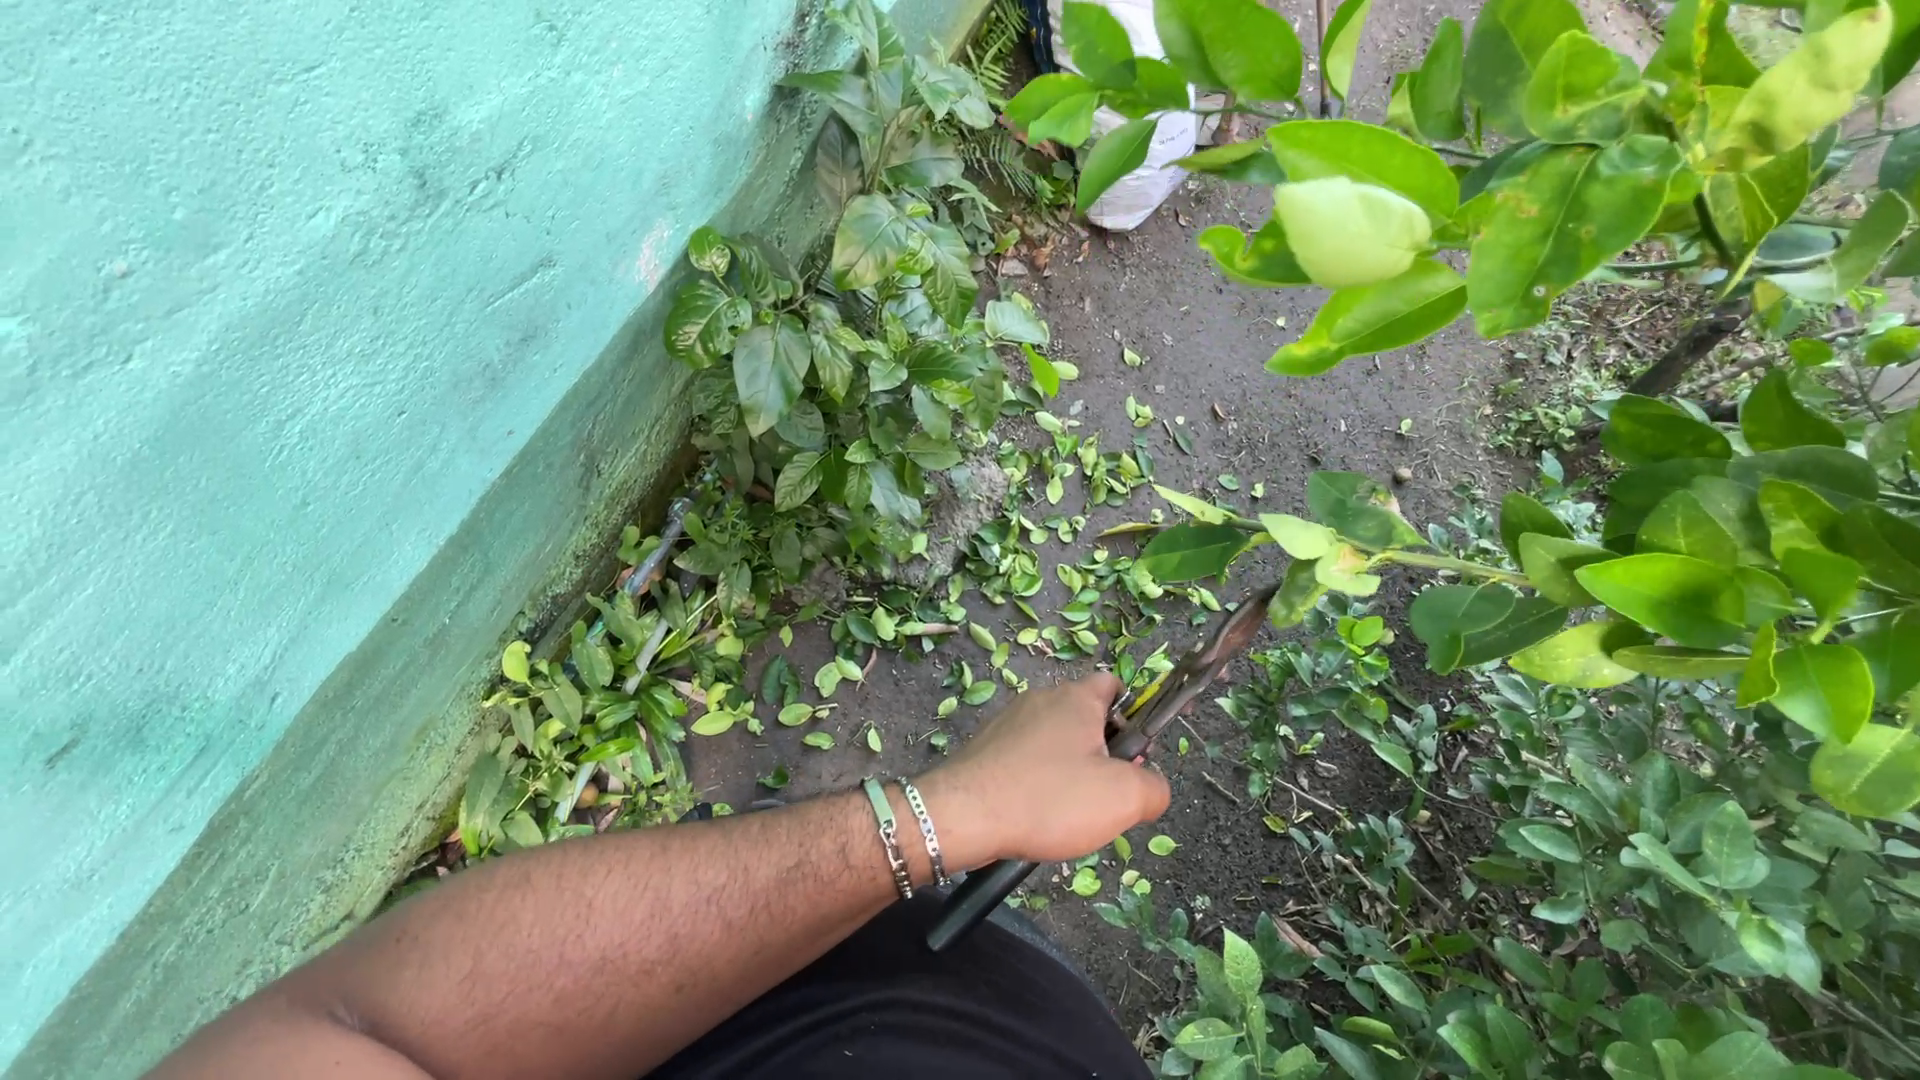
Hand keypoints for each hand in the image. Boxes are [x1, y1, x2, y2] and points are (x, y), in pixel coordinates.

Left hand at [916, 674, 1170, 868]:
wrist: (964, 815)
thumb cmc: (1050, 799)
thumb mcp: (1124, 798)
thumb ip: (1155, 788)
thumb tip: (1153, 786)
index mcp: (1076, 698)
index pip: (1114, 685)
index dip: (1133, 716)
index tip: (1133, 755)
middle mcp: (1041, 699)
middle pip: (1086, 717)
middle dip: (1103, 752)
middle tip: (1105, 794)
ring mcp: (1009, 721)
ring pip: (1055, 741)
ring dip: (1069, 771)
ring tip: (1068, 812)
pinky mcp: (986, 747)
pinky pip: (1025, 759)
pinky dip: (1037, 782)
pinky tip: (1035, 814)